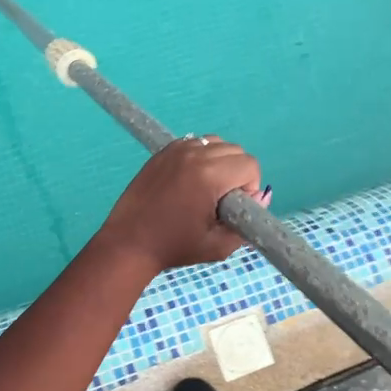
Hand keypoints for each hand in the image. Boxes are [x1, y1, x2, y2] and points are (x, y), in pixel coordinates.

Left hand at [95, 136, 270, 273]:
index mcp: (209, 175)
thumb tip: (261, 197)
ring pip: (216, 143)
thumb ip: (247, 222)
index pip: (249, 165)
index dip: (250, 187)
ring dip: (220, 162)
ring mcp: (176, 149)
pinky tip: (191, 180)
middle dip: (237, 173)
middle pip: (235, 150)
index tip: (235, 206)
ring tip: (207, 188)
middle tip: (222, 199)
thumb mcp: (218, 245)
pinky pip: (195, 143)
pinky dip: (201, 156)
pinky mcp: (163, 151)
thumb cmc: (174, 247)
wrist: (129, 243)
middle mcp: (194, 154)